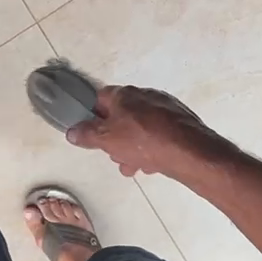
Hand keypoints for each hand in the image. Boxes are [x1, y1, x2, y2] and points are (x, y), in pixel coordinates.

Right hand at [66, 85, 230, 177]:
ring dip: (132, 147)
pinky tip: (151, 164)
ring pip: (140, 127)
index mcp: (124, 94)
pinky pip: (158, 134)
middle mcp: (146, 96)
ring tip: (132, 166)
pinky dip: (151, 148)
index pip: (100, 98)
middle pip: (121, 115)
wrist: (189, 152)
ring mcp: (165, 108)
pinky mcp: (181, 123)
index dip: (91, 115)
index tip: (89, 132)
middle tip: (113, 154)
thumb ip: (87, 134)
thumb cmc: (144, 141)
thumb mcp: (106, 140)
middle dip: (115, 137)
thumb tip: (72, 131)